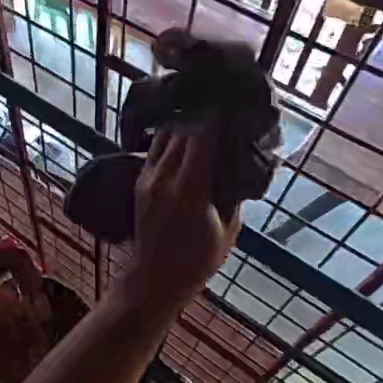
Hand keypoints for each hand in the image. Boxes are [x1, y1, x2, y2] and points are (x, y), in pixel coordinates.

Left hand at [119, 121, 239, 312]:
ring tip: (207, 117)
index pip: (201, 137)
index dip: (218, 117)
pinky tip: (188, 136)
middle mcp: (162, 179)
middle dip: (203, 115)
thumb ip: (233, 191)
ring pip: (165, 135)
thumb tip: (243, 161)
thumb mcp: (228, 227)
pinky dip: (171, 138)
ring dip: (185, 123)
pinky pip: (154, 149)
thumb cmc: (198, 260)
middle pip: (181, 129)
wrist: (154, 277)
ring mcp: (147, 179)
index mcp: (188, 191)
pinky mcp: (139, 183)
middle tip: (225, 107)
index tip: (235, 104)